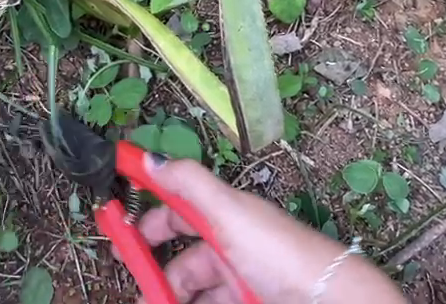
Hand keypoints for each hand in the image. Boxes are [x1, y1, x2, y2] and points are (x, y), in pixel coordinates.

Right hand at [135, 154, 404, 303]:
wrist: (329, 302)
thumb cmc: (277, 252)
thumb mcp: (228, 210)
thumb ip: (188, 183)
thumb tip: (148, 157)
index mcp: (224, 216)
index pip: (177, 206)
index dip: (148, 210)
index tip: (116, 219)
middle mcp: (231, 248)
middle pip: (182, 258)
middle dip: (154, 269)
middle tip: (133, 281)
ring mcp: (241, 282)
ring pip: (196, 289)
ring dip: (171, 294)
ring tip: (155, 301)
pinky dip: (193, 303)